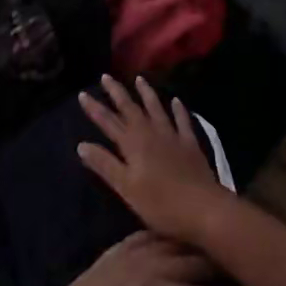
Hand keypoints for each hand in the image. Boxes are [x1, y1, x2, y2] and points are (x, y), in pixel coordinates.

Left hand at [0, 232, 249, 285]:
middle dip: (220, 267)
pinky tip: (171, 238)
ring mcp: (127, 257)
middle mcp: (148, 268)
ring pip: (170, 243)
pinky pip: (142, 236)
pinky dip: (161, 236)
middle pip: (193, 262)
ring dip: (193, 247)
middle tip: (243, 268)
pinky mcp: (111, 254)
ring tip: (214, 250)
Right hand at [77, 75, 231, 243]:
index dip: (95, 108)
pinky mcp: (190, 144)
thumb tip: (82, 145)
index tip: (82, 94)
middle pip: (130, 108)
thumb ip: (105, 164)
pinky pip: (183, 121)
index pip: (108, 122)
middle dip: (116, 93)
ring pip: (156, 109)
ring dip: (146, 93)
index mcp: (132, 143)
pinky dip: (178, 110)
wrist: (203, 209)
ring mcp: (172, 136)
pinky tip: (176, 101)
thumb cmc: (160, 203)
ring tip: (139, 79)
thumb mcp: (126, 187)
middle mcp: (150, 133)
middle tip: (106, 76)